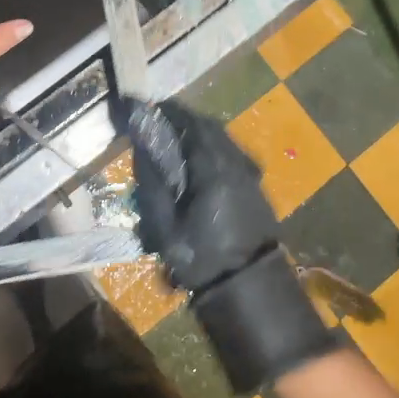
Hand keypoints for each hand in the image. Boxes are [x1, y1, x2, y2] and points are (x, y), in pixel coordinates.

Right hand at [114, 97, 343, 393]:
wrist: (250, 291)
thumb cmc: (202, 258)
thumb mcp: (165, 223)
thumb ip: (153, 179)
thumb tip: (141, 143)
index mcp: (214, 166)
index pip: (190, 123)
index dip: (168, 111)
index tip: (148, 106)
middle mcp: (237, 163)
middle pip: (210, 128)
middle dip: (184, 120)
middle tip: (159, 120)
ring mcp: (251, 176)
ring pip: (224, 141)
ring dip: (200, 134)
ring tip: (176, 139)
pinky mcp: (257, 191)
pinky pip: (232, 156)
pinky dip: (213, 149)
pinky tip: (200, 163)